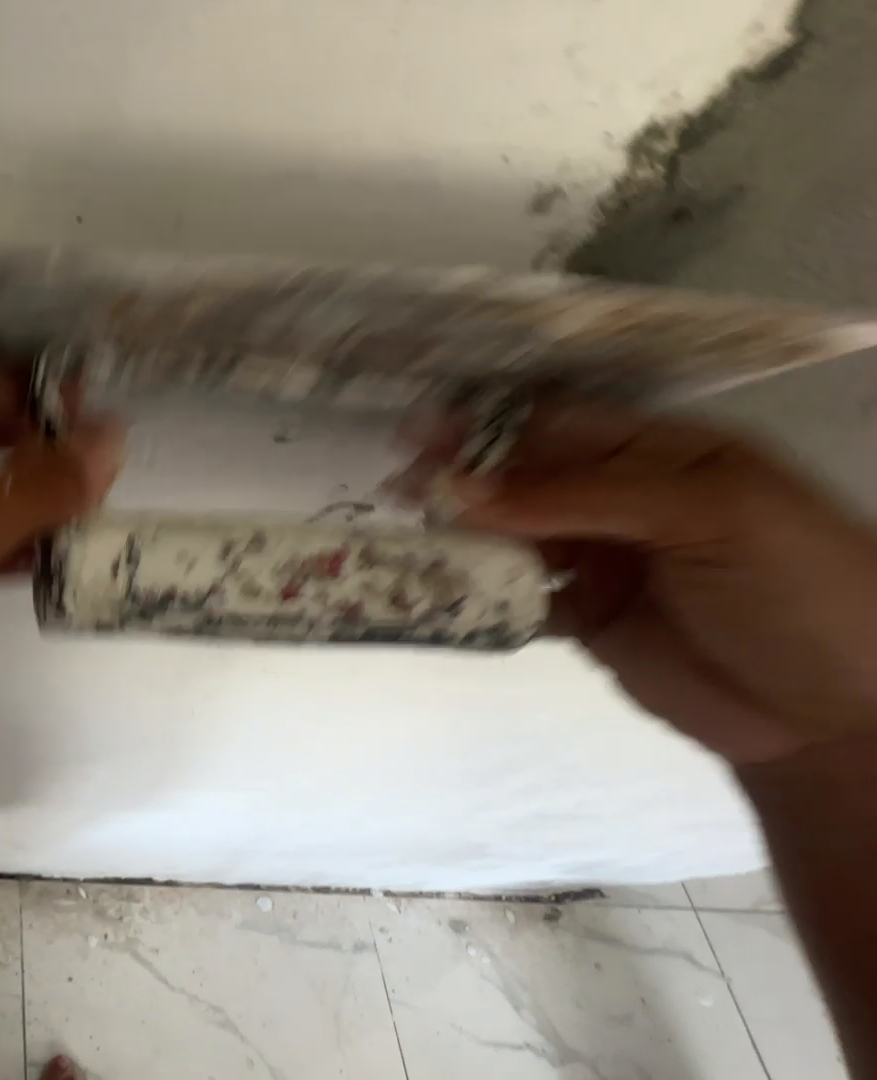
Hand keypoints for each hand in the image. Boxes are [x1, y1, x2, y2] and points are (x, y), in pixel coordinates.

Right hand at [409, 406, 876, 763]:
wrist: (837, 718)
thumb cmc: (798, 590)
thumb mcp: (709, 515)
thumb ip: (580, 496)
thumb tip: (456, 489)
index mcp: (662, 456)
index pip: (557, 427)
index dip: (487, 427)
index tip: (419, 435)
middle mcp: (617, 499)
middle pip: (519, 477)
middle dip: (458, 476)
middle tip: (397, 485)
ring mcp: (593, 557)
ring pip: (504, 531)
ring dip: (455, 529)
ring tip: (402, 529)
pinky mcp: (573, 612)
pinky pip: (507, 589)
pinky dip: (468, 586)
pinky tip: (429, 582)